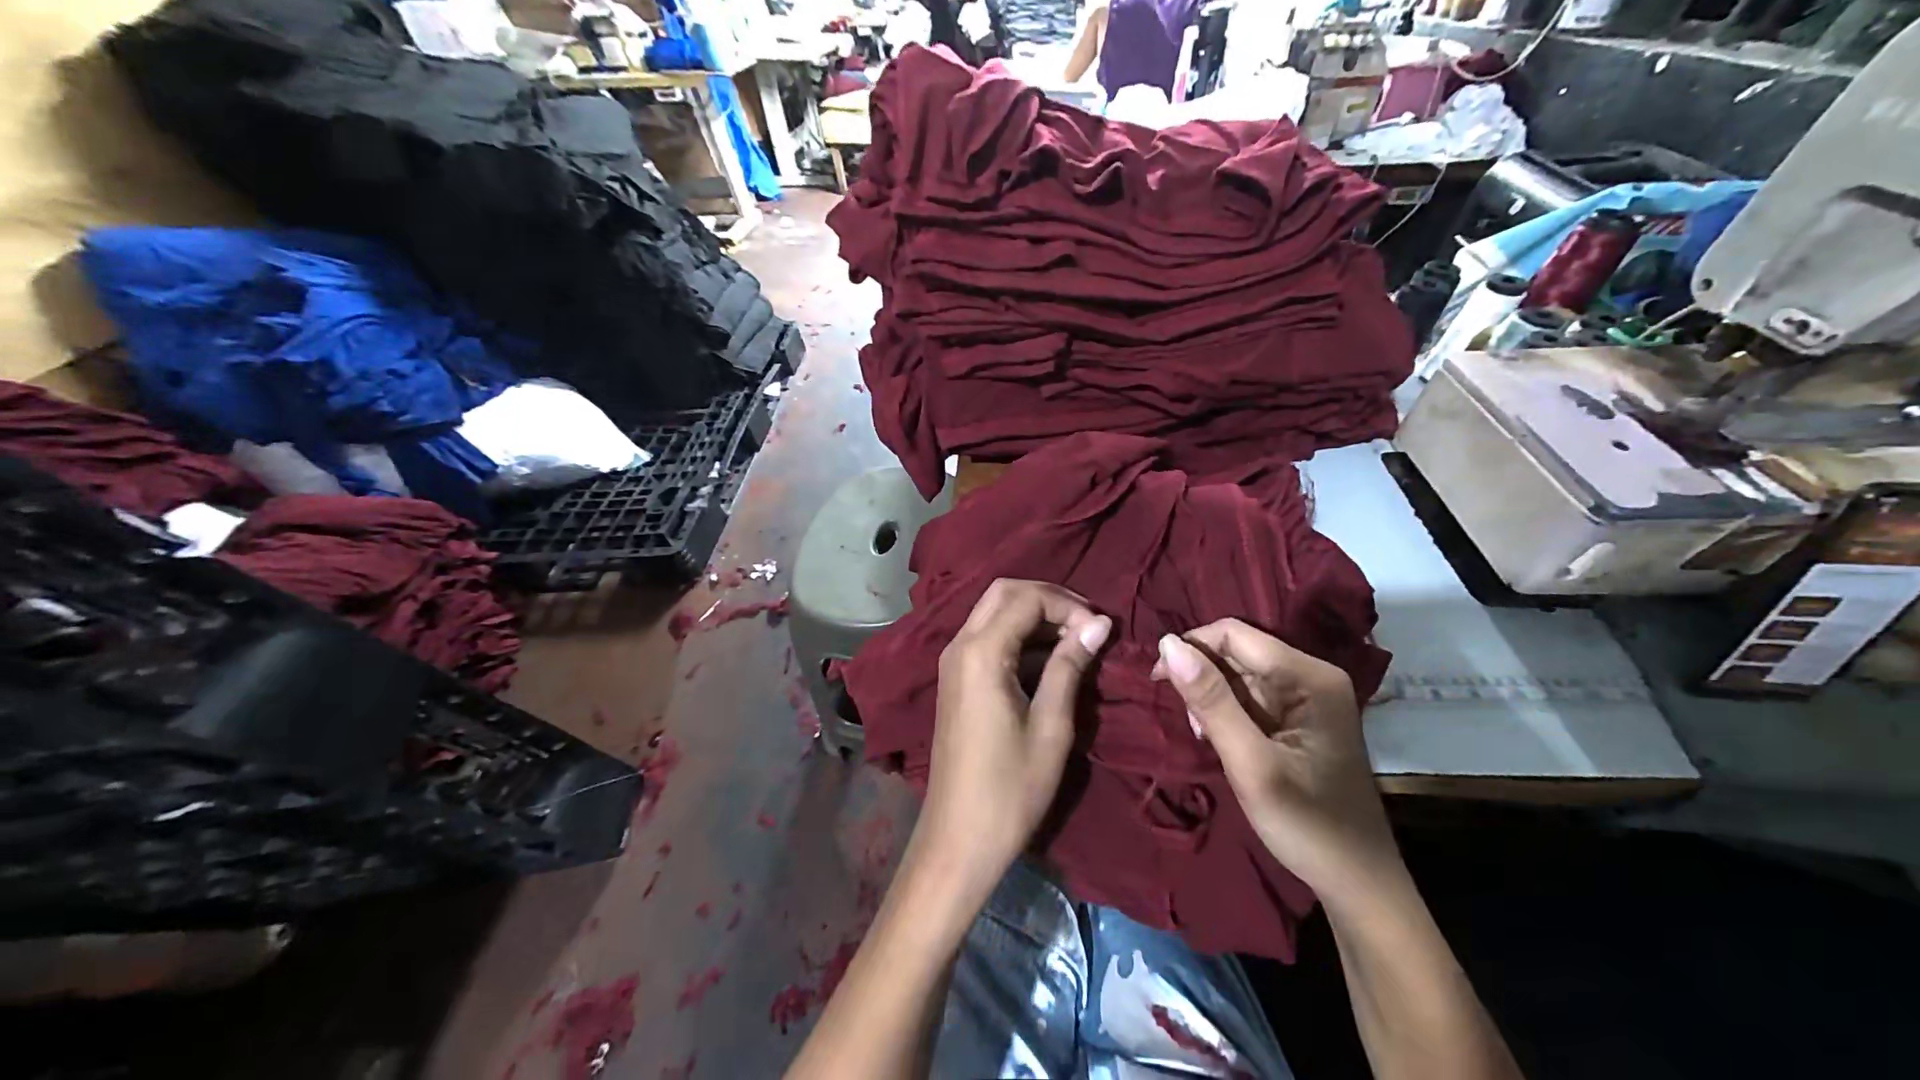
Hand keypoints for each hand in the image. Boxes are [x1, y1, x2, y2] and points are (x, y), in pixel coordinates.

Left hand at [921, 579, 1111, 888]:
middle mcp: (958, 646)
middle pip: (1003, 593)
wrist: (959, 837)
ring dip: (1035, 617)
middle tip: (1089, 626)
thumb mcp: (1051, 726)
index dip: (1067, 605)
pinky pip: (987, 639)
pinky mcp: (956, 680)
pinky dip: (1020, 638)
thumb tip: (1098, 624)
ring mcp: (952, 663)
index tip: (1101, 631)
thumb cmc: (1010, 788)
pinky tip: (1051, 662)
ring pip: (994, 613)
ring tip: (1078, 643)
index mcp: (980, 652)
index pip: (1025, 598)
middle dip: (1049, 600)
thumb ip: (1070, 666)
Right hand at [1154, 620, 1397, 897]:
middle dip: (1202, 677)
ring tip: (1207, 737)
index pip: (1234, 634)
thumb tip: (1167, 644)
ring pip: (1238, 671)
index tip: (1157, 683)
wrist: (1356, 881)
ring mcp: (1307, 696)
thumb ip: (1211, 701)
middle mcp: (1312, 675)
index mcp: (1311, 677)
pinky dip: (1226, 711)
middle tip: (1193, 725)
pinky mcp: (1297, 716)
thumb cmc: (1307, 824)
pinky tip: (1221, 740)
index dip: (1191, 648)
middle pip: (1237, 649)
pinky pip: (1248, 695)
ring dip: (1211, 697)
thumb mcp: (1251, 764)